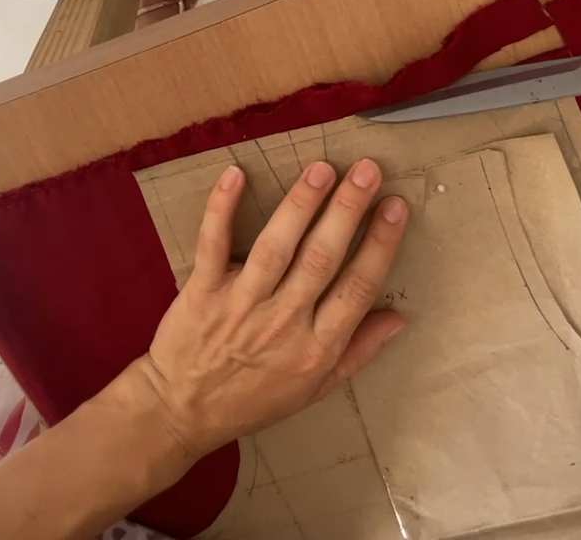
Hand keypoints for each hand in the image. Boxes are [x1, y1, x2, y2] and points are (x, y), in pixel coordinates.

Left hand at [108, 159, 409, 464]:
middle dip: (347, 211)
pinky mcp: (203, 290)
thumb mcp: (314, 389)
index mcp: (316, 348)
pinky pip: (212, 244)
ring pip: (276, 248)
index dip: (380, 244)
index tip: (395, 204)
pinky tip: (236, 175)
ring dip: (300, 205)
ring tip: (322, 170)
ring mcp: (240, 304)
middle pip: (322, 259)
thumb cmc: (252, 398)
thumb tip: (398, 316)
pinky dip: (222, 209)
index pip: (357, 288)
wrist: (182, 410)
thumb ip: (357, 350)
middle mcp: (283, 323)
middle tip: (367, 169)